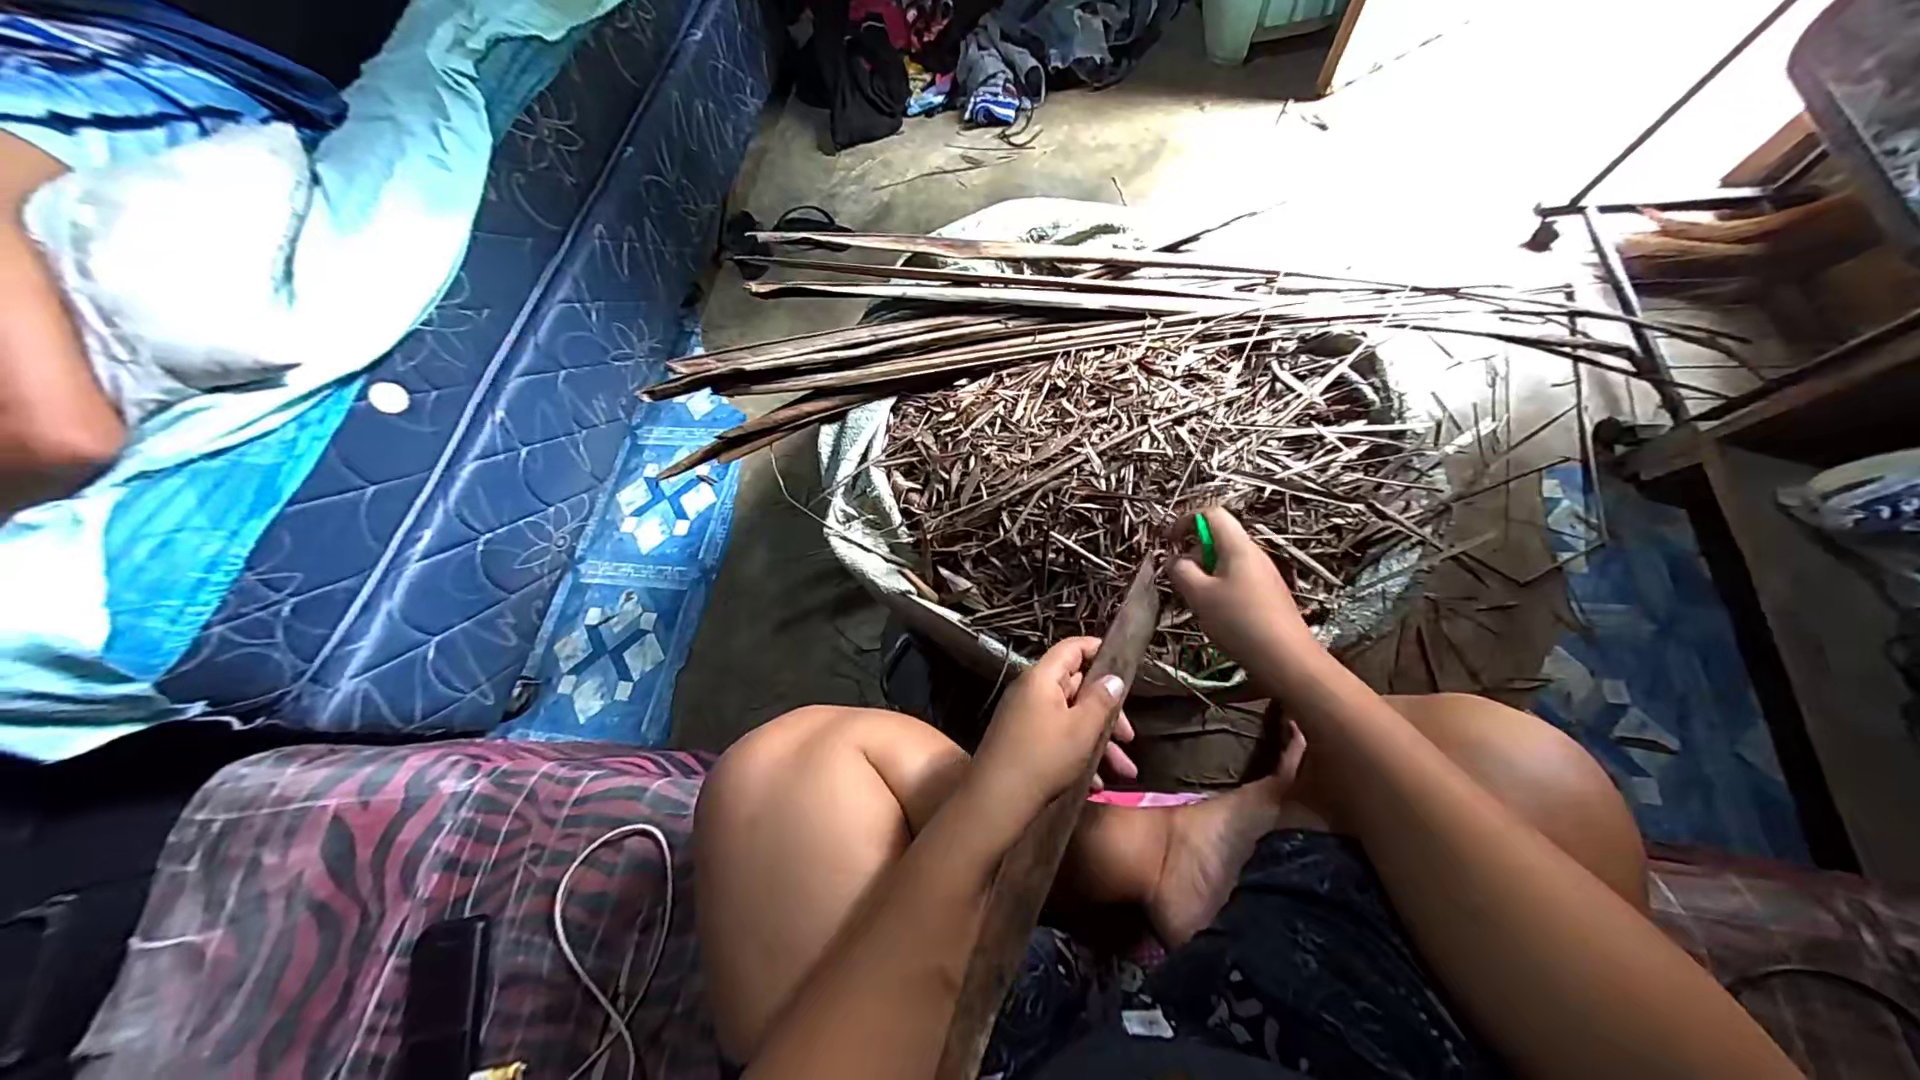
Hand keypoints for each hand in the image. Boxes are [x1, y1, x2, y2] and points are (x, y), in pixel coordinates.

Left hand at [972, 637, 1137, 815]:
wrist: (997, 800)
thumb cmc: (1044, 757)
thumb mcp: (1081, 729)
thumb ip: (1101, 700)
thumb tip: (1114, 678)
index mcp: (1041, 678)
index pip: (1071, 648)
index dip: (1098, 649)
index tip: (1123, 663)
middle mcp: (1030, 691)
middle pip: (1076, 687)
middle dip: (1107, 711)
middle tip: (1128, 736)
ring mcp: (1024, 716)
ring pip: (1070, 717)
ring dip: (1098, 740)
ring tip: (1123, 770)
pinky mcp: (1022, 739)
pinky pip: (1056, 736)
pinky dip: (1077, 753)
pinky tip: (1096, 782)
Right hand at [1168, 507, 1322, 691]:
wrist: (1286, 659)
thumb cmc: (1240, 622)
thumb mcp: (1199, 595)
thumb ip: (1181, 571)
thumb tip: (1175, 560)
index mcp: (1238, 547)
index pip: (1211, 514)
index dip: (1185, 521)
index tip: (1169, 542)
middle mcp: (1253, 555)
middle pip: (1217, 538)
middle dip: (1193, 554)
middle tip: (1182, 580)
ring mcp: (1263, 574)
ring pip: (1225, 562)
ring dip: (1204, 574)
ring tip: (1198, 601)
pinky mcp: (1266, 594)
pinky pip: (1236, 579)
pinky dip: (1219, 588)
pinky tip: (1217, 614)